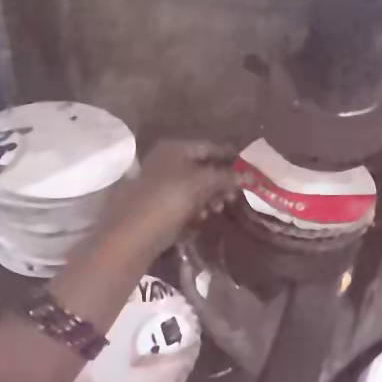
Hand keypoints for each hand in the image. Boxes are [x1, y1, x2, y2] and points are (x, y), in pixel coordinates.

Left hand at [106, 139, 238, 253]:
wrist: (133, 234)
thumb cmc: (168, 199)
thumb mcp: (201, 182)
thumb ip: (225, 176)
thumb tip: (246, 175)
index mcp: (173, 149)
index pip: (207, 146)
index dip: (228, 156)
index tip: (248, 167)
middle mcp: (165, 162)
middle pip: (201, 167)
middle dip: (220, 181)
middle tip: (235, 195)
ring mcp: (160, 185)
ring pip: (193, 187)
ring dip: (210, 196)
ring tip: (219, 209)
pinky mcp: (158, 206)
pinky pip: (183, 202)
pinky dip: (195, 208)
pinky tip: (202, 218)